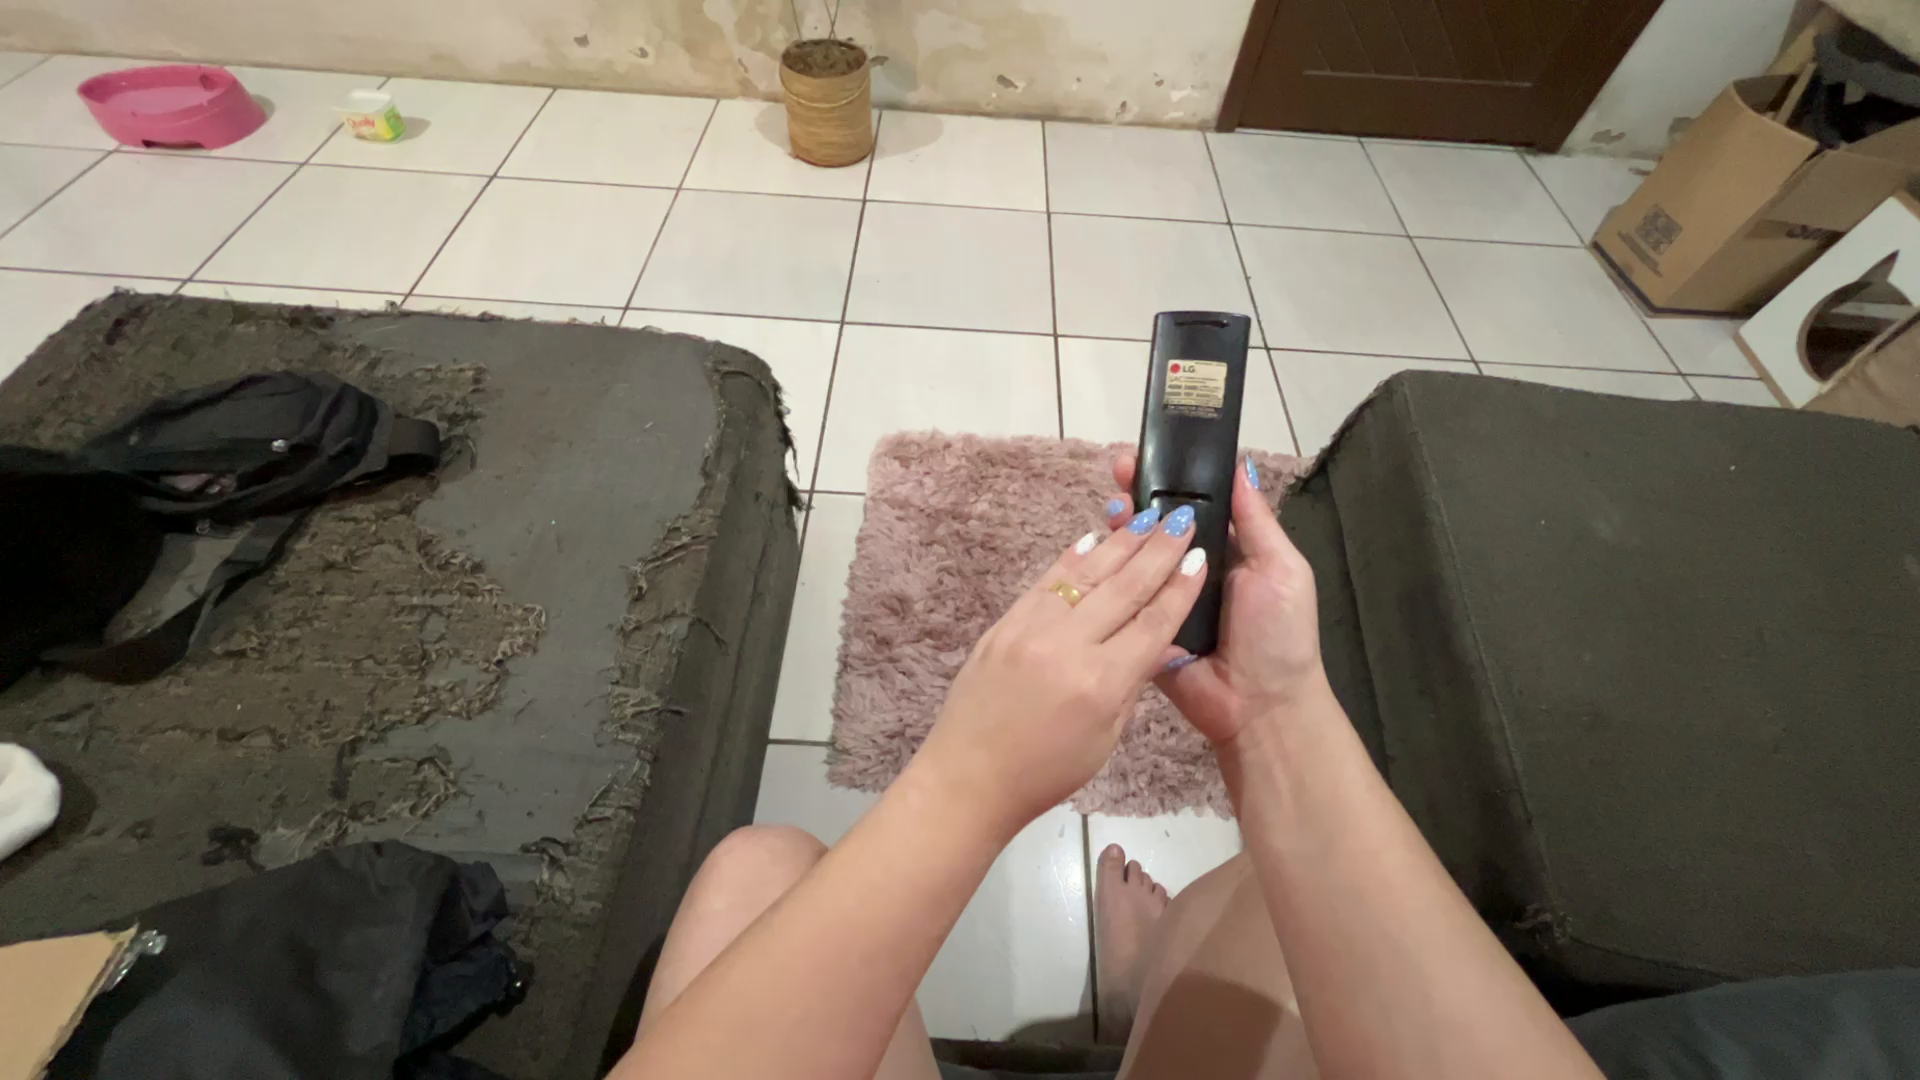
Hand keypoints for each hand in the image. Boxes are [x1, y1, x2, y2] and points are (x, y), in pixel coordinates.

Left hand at [916, 503, 1208, 835]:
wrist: (969, 774)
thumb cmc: (1046, 771)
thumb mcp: (1106, 738)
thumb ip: (1134, 683)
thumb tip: (1163, 641)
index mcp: (1101, 683)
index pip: (1153, 624)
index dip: (1180, 588)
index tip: (1200, 556)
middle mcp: (1067, 645)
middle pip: (1124, 589)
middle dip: (1158, 551)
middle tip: (1182, 519)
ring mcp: (1030, 628)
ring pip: (1085, 575)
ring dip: (1120, 543)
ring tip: (1147, 517)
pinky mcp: (1004, 622)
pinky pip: (1046, 581)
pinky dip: (1071, 557)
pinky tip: (1093, 538)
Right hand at [1107, 454, 1323, 746]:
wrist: (1258, 706)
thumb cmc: (1278, 635)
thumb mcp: (1281, 569)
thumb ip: (1257, 521)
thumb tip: (1240, 466)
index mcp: (1227, 551)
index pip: (1194, 506)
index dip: (1172, 479)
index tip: (1150, 454)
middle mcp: (1191, 568)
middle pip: (1159, 525)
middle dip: (1138, 494)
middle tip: (1117, 470)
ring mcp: (1163, 596)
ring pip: (1136, 554)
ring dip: (1121, 526)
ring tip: (1109, 505)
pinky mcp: (1140, 622)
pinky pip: (1123, 593)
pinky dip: (1109, 570)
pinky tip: (1098, 546)